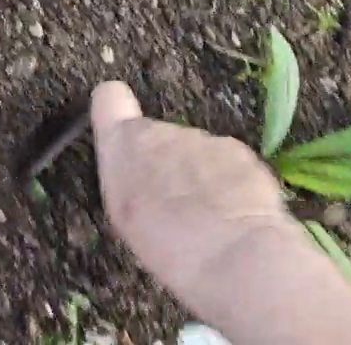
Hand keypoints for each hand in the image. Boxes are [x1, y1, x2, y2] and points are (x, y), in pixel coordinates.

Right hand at [89, 81, 293, 299]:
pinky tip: (236, 215)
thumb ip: (126, 173)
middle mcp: (161, 129)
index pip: (110, 96)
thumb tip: (136, 165)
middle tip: (176, 203)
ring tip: (210, 217)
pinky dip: (233, 184)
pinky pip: (231, 165)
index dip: (116, 108)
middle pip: (161, 136)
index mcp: (124, 141)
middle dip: (168, 161)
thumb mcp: (124, 211)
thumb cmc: (164, 239)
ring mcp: (203, 137)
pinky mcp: (240, 152)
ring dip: (202, 176)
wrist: (230, 255)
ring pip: (198, 153)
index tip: (125, 130)